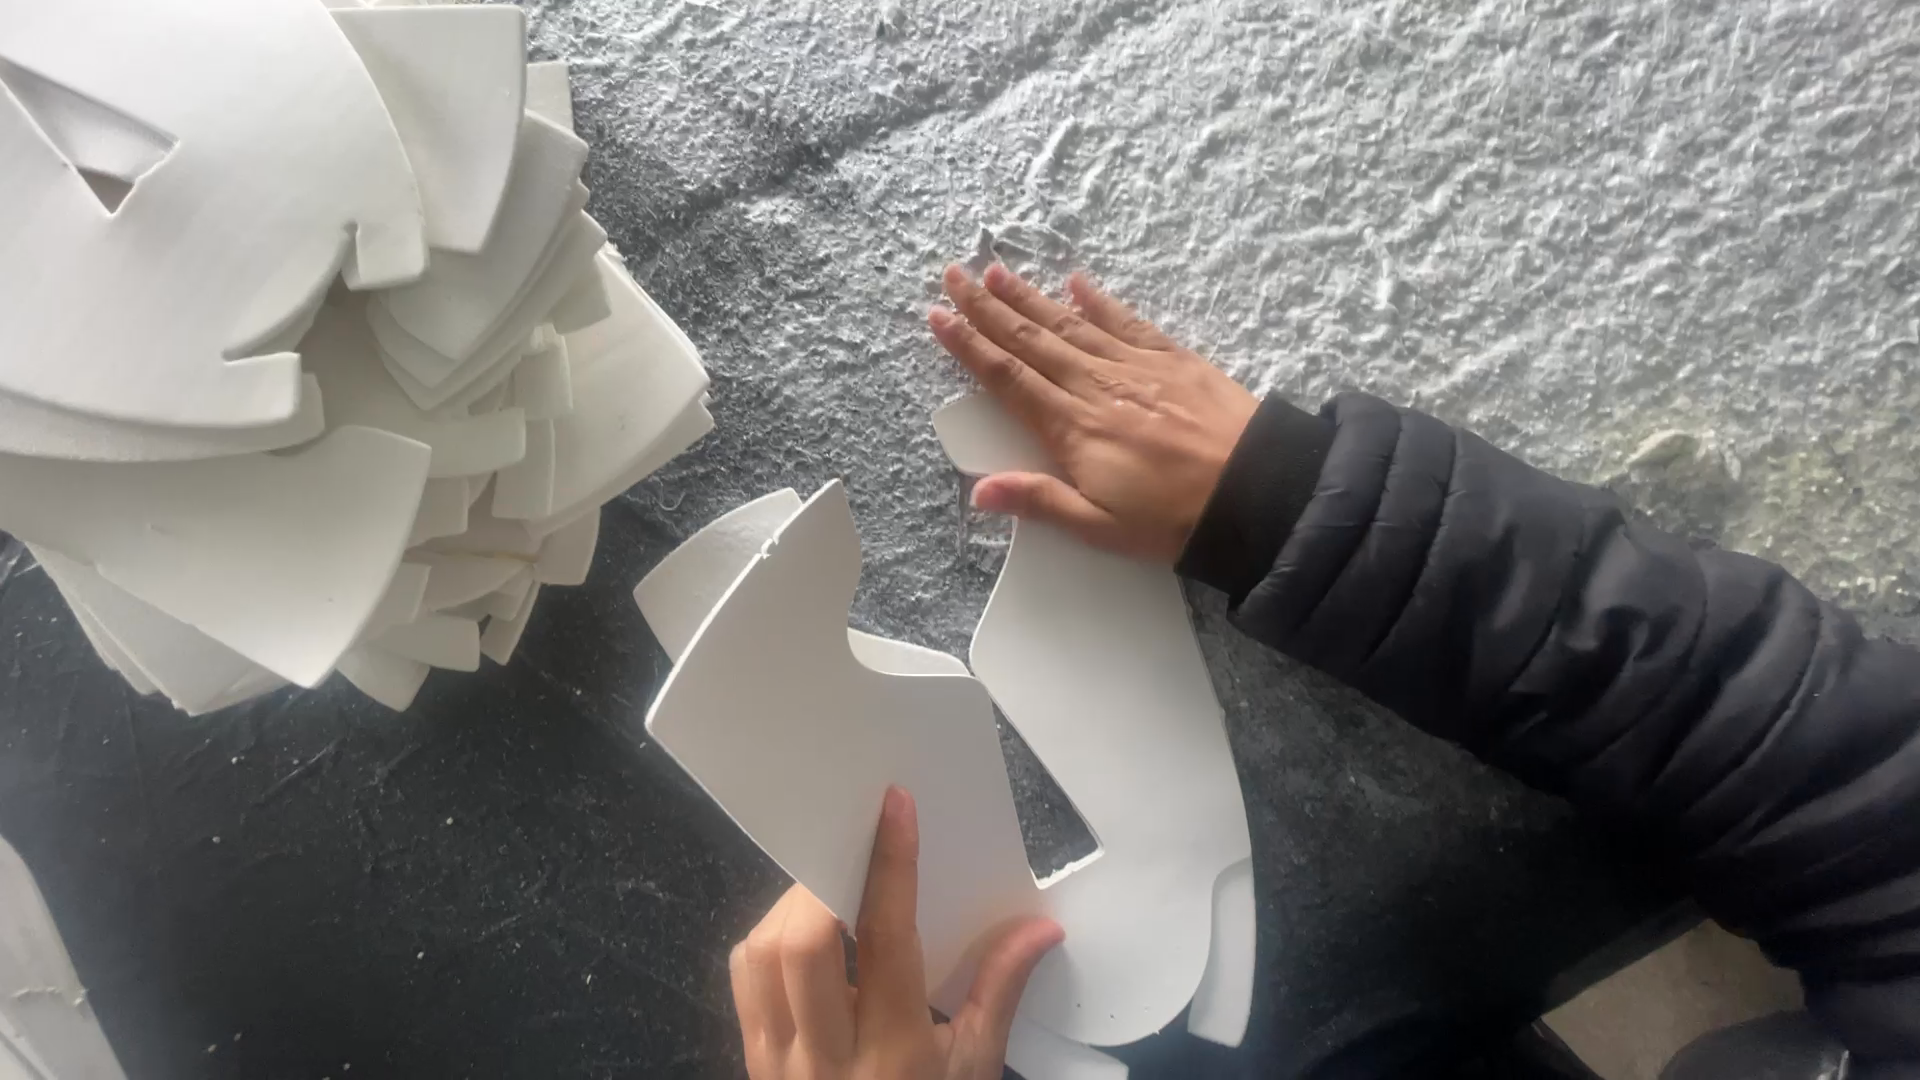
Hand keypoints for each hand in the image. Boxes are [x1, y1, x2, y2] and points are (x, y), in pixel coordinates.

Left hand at [730, 787, 1064, 1079]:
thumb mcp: (973, 1067)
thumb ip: (1000, 989)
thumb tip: (1042, 925)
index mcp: (892, 1052)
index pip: (884, 940)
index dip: (891, 864)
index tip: (895, 803)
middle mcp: (824, 1055)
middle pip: (802, 946)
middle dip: (826, 882)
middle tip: (853, 851)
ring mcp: (775, 1061)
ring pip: (761, 956)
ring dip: (794, 905)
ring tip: (831, 889)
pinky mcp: (751, 1058)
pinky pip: (744, 977)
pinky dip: (769, 934)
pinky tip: (803, 930)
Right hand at [929, 264, 1258, 563]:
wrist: (1257, 496)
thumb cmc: (1173, 520)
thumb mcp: (1099, 526)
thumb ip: (1038, 501)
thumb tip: (978, 490)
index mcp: (1073, 429)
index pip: (1008, 380)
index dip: (969, 347)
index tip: (939, 317)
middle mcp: (1096, 387)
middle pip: (1031, 341)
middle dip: (987, 308)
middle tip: (955, 275)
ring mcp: (1135, 368)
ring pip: (1070, 324)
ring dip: (1029, 297)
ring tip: (997, 271)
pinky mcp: (1173, 360)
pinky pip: (1128, 322)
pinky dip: (1099, 301)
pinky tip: (1077, 282)